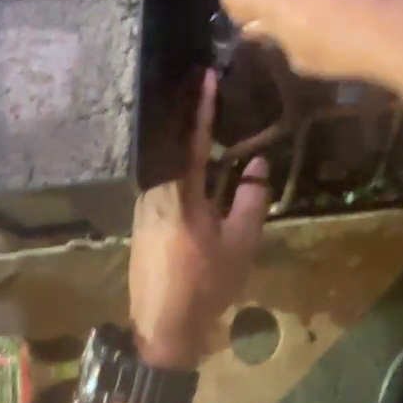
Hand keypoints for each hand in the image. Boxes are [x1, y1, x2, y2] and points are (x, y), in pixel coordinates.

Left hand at [130, 70, 269, 369]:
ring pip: (164, 159)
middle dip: (187, 110)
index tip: (205, 75)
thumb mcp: (240, 243)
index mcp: (180, 194)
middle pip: (172, 141)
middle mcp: (155, 190)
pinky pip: (161, 175)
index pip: (193, 139)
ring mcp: (144, 204)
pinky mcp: (142, 217)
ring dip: (181, 134)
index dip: (202, 106)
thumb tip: (260, 161)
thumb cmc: (206, 285)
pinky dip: (176, 157)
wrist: (162, 328)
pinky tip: (190, 154)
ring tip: (198, 110)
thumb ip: (251, 198)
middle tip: (201, 81)